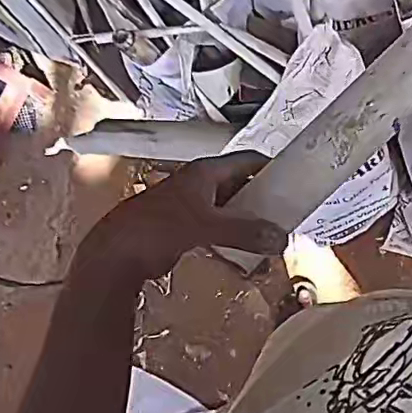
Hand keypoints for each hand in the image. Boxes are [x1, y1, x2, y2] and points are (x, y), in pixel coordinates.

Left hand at [75, 152, 287, 279]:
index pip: (248, 160)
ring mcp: (191, 205)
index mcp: (205, 172)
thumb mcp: (205, 226)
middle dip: (263, 198)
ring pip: (230, 207)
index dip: (271, 167)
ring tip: (272, 234)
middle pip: (241, 184)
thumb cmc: (157, 228)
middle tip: (287, 214)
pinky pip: (218, 226)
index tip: (294, 182)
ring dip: (248, 219)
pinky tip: (247, 249)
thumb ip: (244, 232)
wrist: (116, 252)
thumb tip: (281, 239)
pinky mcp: (185, 227)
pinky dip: (233, 235)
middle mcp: (200, 183)